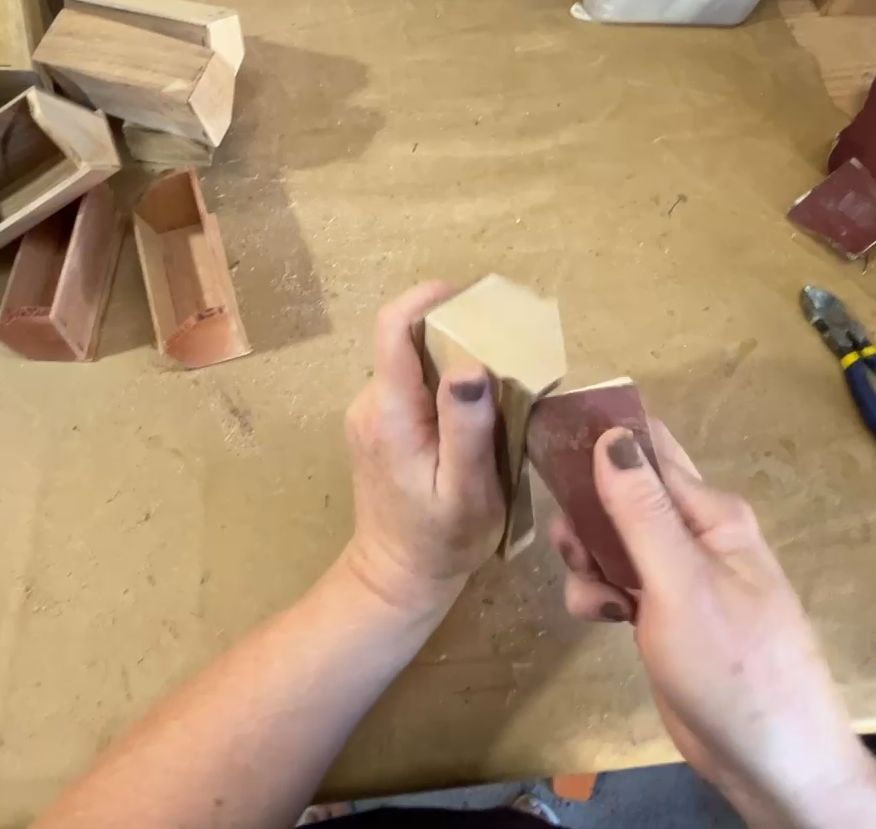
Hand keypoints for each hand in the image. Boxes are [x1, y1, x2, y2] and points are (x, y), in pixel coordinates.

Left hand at [341, 282, 503, 617]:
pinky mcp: (378, 425)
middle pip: (407, 341)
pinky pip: (411, 387)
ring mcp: (370, 413)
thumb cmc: (440, 540)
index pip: (393, 327)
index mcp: (389, 410)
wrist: (397, 577)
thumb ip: (467, 426)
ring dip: (452, 364)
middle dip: (454, 334)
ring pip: (413, 364)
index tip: (470, 297)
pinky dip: (442, 387)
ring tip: (498, 387)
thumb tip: (472, 364)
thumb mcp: (467, 489)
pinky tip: (472, 415)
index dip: (427, 299)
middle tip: (505, 349)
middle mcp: (370, 402)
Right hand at [550, 421, 873, 824]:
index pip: (647, 449)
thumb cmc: (732, 667)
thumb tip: (611, 435)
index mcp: (709, 513)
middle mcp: (693, 533)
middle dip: (586, 511)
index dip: (599, 440)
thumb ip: (641, 509)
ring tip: (592, 590)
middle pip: (621, 492)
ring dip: (587, 557)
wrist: (770, 767)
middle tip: (568, 542)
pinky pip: (614, 579)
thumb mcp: (681, 582)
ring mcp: (677, 572)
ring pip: (609, 538)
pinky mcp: (661, 609)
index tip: (550, 444)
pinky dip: (598, 592)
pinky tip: (603, 617)